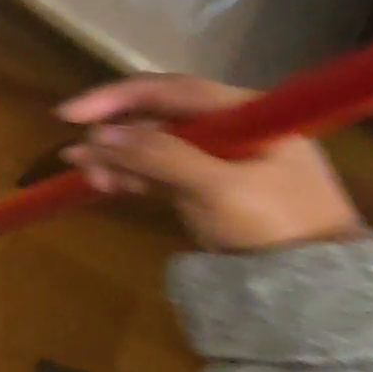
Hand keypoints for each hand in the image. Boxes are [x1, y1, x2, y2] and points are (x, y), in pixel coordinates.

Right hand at [57, 75, 365, 252]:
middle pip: (154, 117)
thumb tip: (94, 135)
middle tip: (76, 158)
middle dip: (112, 137)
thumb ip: (158, 156)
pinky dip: (126, 173)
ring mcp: (215, 156)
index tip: (67, 114)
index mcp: (248, 115)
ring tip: (92, 180)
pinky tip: (107, 186)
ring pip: (147, 144)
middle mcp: (231, 127)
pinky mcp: (200, 180)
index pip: (172, 91)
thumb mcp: (216, 187)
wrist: (305, 280)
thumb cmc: (272, 222)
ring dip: (114, 158)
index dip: (116, 97)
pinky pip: (151, 167)